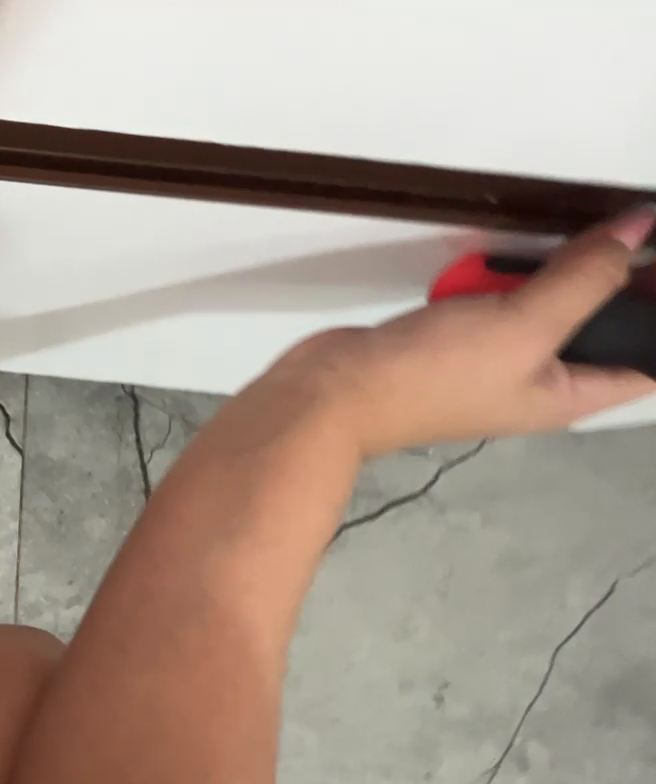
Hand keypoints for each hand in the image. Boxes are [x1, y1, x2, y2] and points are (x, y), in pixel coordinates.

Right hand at [270, 208, 655, 456]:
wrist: (322, 394)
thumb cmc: (426, 376)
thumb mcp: (523, 325)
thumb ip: (589, 276)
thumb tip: (640, 226)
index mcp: (568, 395)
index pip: (654, 356)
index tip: (650, 265)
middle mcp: (535, 379)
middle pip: (601, 323)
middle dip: (603, 282)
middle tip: (596, 246)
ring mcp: (484, 360)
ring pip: (542, 307)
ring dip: (539, 277)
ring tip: (524, 262)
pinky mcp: (442, 342)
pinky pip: (488, 304)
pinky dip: (488, 283)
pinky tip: (477, 272)